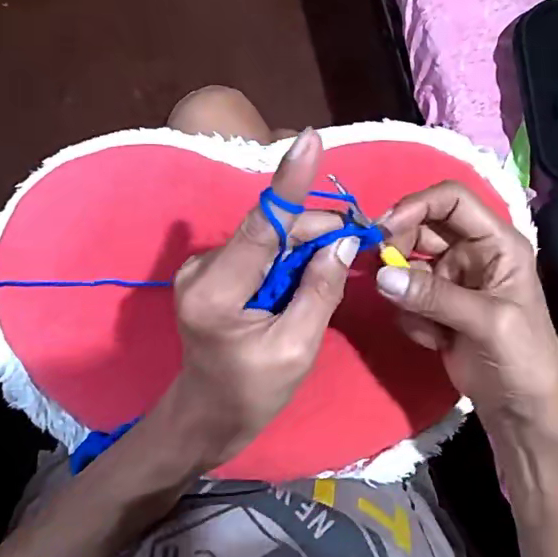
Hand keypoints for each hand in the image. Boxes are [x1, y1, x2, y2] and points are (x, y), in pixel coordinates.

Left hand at [152, 130, 356, 472]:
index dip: (289, 183)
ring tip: (333, 265)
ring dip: (304, 245)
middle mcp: (202, 269)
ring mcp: (201, 269)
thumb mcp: (296, 349)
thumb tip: (342, 244)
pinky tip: (304, 276)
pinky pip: (258, 250)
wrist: (206, 416)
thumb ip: (319, 291)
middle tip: (356, 241)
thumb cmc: (251, 393)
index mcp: (217, 293)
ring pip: (267, 238)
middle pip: (270, 230)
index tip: (310, 140)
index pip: (261, 227)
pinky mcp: (209, 272)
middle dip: (315, 231)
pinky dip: (287, 256)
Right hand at [374, 181, 557, 424]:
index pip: (453, 200)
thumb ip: (436, 296)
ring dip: (404, 290)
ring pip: (407, 263)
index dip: (417, 205)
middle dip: (399, 248)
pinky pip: (405, 295)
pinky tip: (436, 342)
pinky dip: (410, 316)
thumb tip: (382, 276)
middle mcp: (472, 252)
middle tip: (383, 275)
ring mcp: (451, 279)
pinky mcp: (434, 306)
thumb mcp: (488, 322)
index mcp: (497, 242)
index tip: (385, 228)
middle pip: (421, 226)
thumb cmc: (523, 359)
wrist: (521, 411)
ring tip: (426, 325)